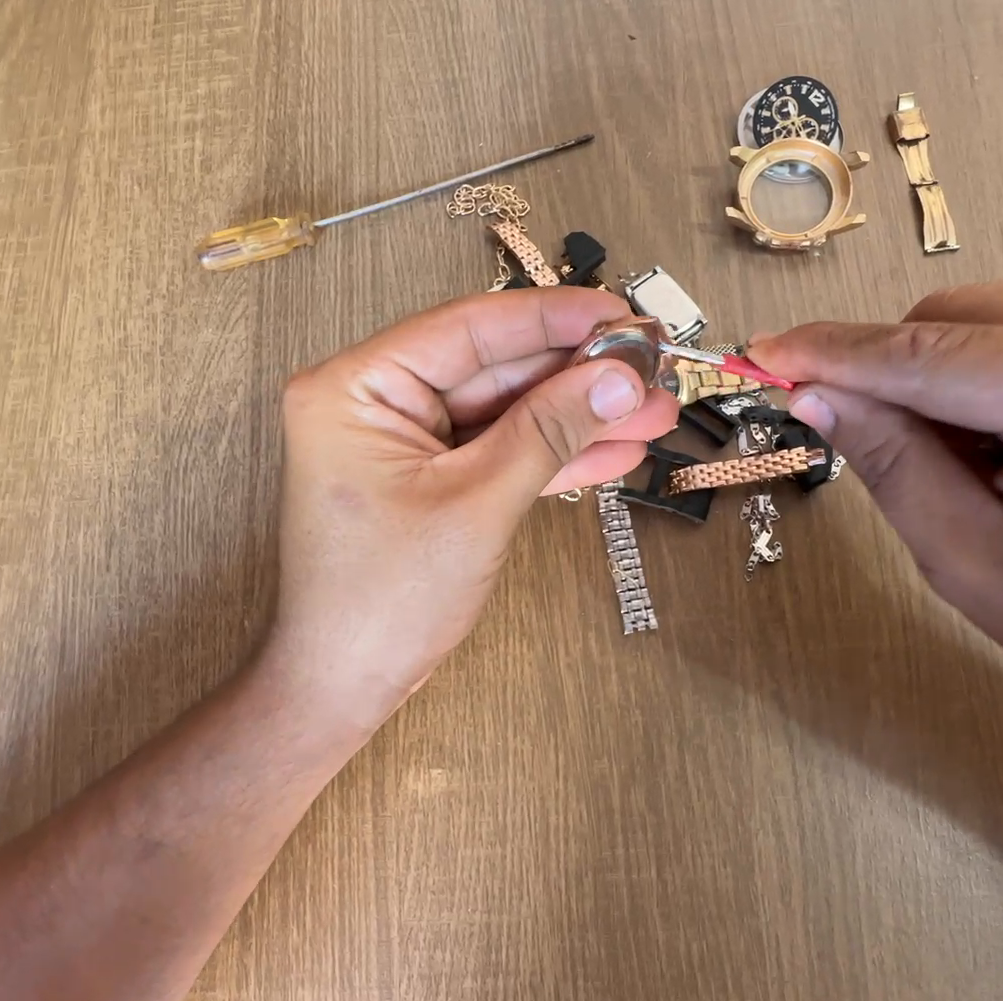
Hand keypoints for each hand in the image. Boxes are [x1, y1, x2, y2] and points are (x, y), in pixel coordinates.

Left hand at [265, 288, 678, 715]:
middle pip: (495, 369)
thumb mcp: (477, 504)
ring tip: (654, 413)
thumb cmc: (385, 600)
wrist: (347, 685)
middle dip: (578, 375)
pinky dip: (553, 456)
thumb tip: (620, 379)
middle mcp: (375, 402)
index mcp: (357, 387)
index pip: (469, 329)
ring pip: (506, 414)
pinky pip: (498, 453)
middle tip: (655, 368)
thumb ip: (549, 431)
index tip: (623, 314)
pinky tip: (614, 450)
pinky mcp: (430, 480)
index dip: (553, 318)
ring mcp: (405, 444)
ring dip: (578, 418)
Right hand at [750, 283, 1002, 748]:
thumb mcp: (972, 563)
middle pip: (972, 313)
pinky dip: (990, 375)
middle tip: (861, 438)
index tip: (764, 352)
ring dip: (942, 376)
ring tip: (959, 461)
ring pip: (1001, 313)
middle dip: (894, 370)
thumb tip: (813, 393)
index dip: (842, 353)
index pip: (947, 352)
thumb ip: (891, 463)